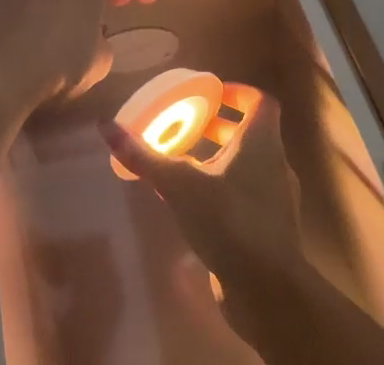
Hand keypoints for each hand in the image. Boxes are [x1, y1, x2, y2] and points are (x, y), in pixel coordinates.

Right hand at [100, 91, 302, 284]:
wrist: (268, 290)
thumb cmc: (229, 221)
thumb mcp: (179, 184)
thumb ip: (144, 156)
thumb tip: (105, 125)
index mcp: (262, 143)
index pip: (260, 101)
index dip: (237, 92)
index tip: (210, 94)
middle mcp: (276, 165)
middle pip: (252, 133)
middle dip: (219, 127)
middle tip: (189, 126)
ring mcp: (277, 199)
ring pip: (250, 166)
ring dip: (221, 159)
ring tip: (185, 163)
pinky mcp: (271, 229)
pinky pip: (248, 195)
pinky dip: (225, 189)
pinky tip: (196, 203)